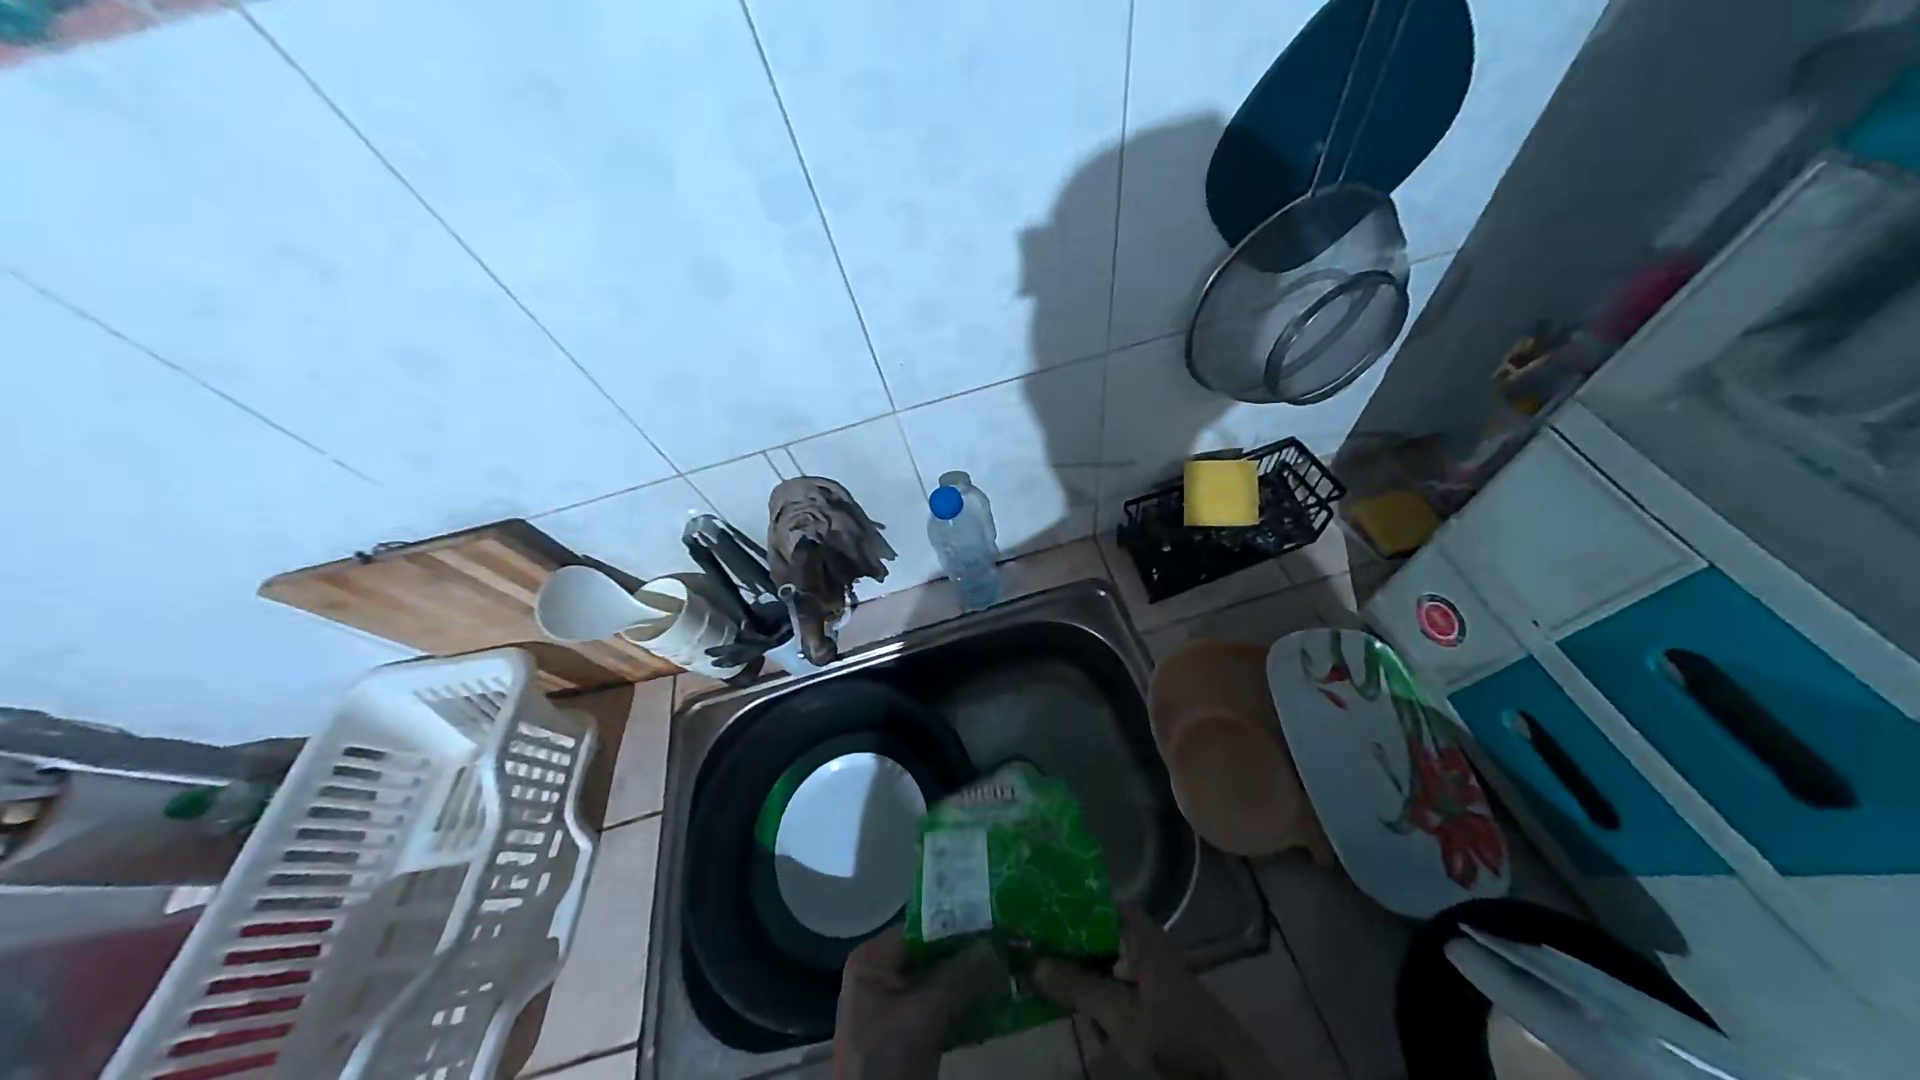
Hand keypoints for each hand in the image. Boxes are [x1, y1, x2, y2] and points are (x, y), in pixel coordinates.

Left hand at [833, 925, 1006, 1079]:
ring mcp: (897, 1004)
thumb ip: (961, 976)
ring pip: (943, 981)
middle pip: (934, 954)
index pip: (922, 927)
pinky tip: (999, 1005)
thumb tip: (998, 942)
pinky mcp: (912, 1032)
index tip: (997, 923)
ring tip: (1012, 972)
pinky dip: (969, 1006)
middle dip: (972, 955)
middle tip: (1011, 947)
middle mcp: (883, 973)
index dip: (959, 924)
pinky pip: (944, 1007)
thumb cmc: (885, 1062)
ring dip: (975, 981)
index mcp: (873, 959)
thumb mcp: (924, 1015)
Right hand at [1034, 906, 1279, 1079]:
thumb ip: (1079, 988)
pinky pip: (1115, 982)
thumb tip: (1033, 964)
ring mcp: (1151, 974)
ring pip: (1106, 958)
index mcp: (1142, 937)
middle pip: (1100, 931)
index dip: (1072, 901)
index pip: (1103, 902)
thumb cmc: (1177, 1037)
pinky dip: (1094, 987)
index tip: (1038, 906)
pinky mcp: (1154, 1001)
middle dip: (1068, 937)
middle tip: (1030, 941)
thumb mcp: (1122, 1016)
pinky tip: (1072, 1001)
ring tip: (1041, 969)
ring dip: (1078, 965)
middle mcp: (1146, 947)